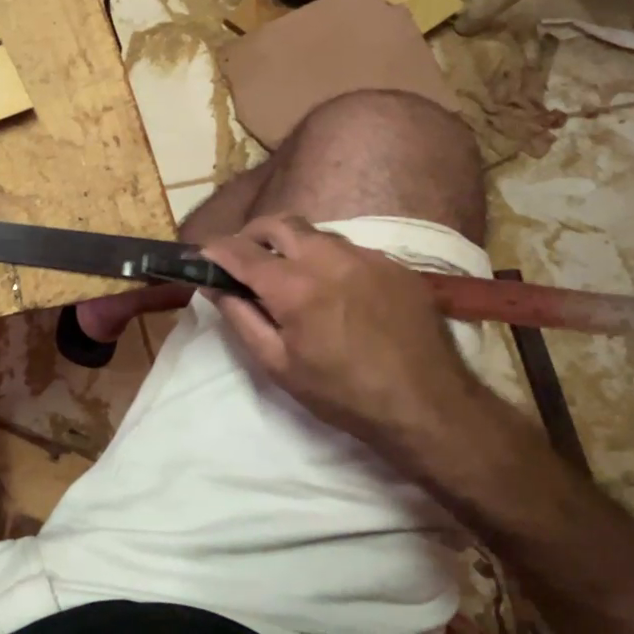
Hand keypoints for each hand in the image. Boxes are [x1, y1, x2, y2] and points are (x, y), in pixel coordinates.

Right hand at [201, 216, 483, 449]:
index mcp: (293, 286)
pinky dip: (329, 261)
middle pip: (277, 223)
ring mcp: (366, 258)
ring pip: (315, 234)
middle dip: (252, 235)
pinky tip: (336, 293)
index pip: (237, 249)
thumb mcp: (277, 364)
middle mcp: (327, 259)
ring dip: (293, 246)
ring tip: (292, 278)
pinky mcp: (396, 266)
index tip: (202, 258)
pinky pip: (350, 250)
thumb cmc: (344, 394)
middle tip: (245, 261)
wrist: (431, 409)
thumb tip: (213, 285)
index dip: (213, 250)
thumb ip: (239, 317)